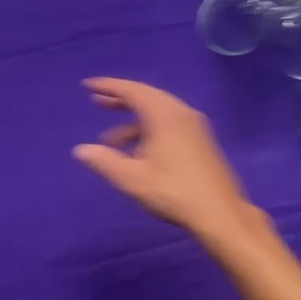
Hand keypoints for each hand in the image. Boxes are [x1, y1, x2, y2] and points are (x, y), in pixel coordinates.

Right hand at [72, 78, 258, 239]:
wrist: (220, 213)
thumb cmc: (173, 191)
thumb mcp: (132, 179)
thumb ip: (104, 162)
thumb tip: (80, 150)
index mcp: (164, 115)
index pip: (132, 91)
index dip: (108, 87)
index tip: (88, 86)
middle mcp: (181, 113)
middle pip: (146, 97)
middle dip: (120, 101)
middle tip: (97, 103)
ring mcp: (195, 126)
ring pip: (158, 113)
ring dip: (133, 123)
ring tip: (110, 143)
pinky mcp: (201, 141)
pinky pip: (169, 124)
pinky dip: (148, 130)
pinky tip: (138, 154)